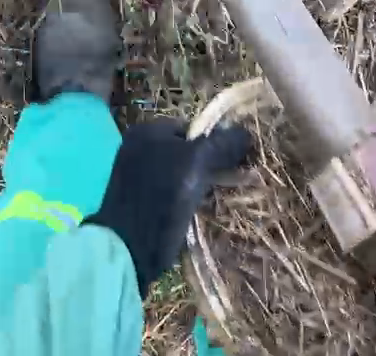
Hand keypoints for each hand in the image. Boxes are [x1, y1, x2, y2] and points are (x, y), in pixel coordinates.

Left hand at [84, 119, 251, 295]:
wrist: (128, 249)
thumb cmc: (160, 197)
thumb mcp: (196, 164)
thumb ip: (221, 145)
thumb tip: (247, 133)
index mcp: (146, 131)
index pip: (191, 128)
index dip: (216, 142)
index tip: (236, 161)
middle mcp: (138, 148)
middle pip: (186, 151)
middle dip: (210, 165)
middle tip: (232, 181)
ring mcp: (136, 176)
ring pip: (181, 174)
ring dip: (201, 184)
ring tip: (221, 199)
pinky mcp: (140, 203)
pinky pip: (172, 194)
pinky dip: (188, 200)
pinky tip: (203, 213)